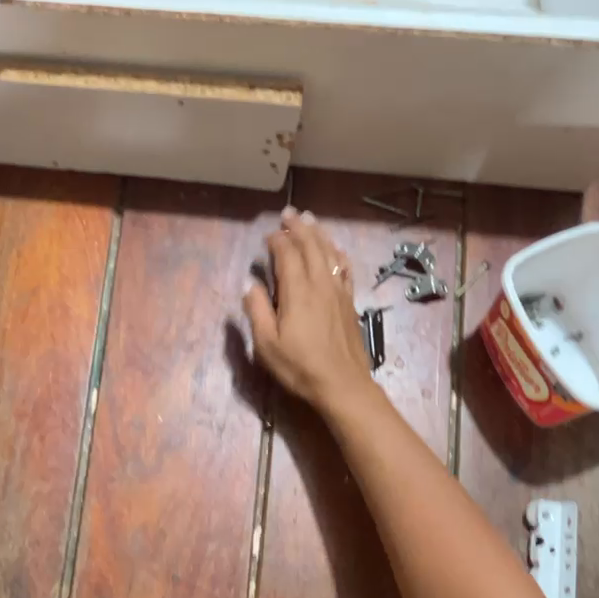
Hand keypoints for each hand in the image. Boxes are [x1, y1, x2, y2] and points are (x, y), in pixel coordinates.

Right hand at [242, 207, 375, 413]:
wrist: (342, 384)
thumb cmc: (299, 367)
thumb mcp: (266, 344)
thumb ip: (256, 311)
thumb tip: (250, 285)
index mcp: (297, 292)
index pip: (287, 254)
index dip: (277, 241)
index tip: (268, 235)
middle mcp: (320, 284)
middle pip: (311, 245)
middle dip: (298, 227)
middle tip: (288, 213)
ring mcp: (338, 291)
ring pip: (329, 252)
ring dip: (318, 234)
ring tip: (309, 220)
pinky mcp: (349, 302)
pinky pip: (344, 268)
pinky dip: (337, 253)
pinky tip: (335, 250)